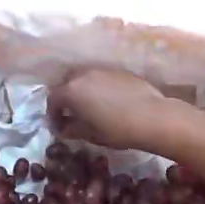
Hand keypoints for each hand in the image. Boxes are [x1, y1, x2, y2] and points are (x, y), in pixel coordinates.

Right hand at [50, 67, 181, 151]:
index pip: (53, 99)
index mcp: (71, 90)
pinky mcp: (120, 71)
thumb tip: (62, 129)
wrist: (151, 117)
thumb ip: (71, 130)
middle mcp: (83, 74)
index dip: (53, 113)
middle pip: (66, 82)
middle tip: (71, 113)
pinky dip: (98, 86)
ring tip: (89, 105)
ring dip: (82, 89)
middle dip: (65, 97)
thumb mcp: (89, 134)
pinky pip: (101, 76)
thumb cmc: (115, 129)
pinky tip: (107, 100)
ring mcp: (103, 69)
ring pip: (84, 76)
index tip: (58, 125)